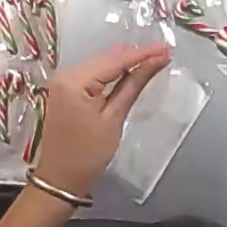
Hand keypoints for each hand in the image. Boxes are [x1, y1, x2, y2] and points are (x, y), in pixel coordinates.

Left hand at [31, 43, 171, 198]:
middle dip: (134, 55)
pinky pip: (92, 75)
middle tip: (163, 52)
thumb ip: (133, 85)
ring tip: (153, 58)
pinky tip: (129, 71)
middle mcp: (65, 74)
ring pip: (100, 65)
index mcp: (74, 80)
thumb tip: (155, 62)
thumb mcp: (114, 118)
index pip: (114, 60)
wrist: (60, 178)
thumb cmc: (88, 153)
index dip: (142, 53)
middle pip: (105, 58)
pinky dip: (111, 73)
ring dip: (124, 62)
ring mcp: (63, 82)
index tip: (166, 47)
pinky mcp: (66, 90)